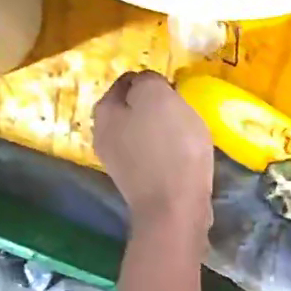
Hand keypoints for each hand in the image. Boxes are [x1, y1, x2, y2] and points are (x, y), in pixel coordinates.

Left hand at [93, 71, 213, 237]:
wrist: (175, 209)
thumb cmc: (170, 149)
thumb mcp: (159, 98)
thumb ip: (149, 81)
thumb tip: (147, 83)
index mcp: (105, 110)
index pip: (129, 80)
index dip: (155, 81)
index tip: (177, 92)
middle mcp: (103, 134)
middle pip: (134, 108)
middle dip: (157, 108)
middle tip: (184, 114)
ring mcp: (118, 161)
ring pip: (143, 133)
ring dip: (164, 131)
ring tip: (188, 137)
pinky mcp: (137, 182)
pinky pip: (153, 156)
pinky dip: (167, 153)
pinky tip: (184, 159)